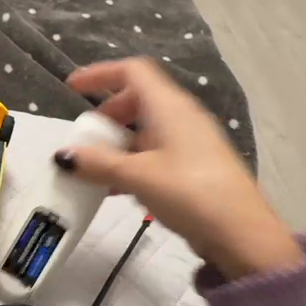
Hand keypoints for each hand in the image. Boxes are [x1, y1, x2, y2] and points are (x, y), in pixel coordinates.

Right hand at [58, 58, 303, 279]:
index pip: (132, 71)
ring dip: (117, 142)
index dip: (100, 74)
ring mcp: (190, 142)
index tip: (73, 88)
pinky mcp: (194, 166)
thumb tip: (63, 155)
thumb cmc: (189, 192)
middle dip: (107, 114)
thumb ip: (97, 163)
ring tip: (95, 166)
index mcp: (169, 107)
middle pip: (138, 99)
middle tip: (86, 136)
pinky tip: (116, 188)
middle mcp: (181, 117)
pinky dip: (131, 160)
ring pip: (146, 129)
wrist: (242, 233)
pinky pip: (155, 152)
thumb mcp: (136, 176)